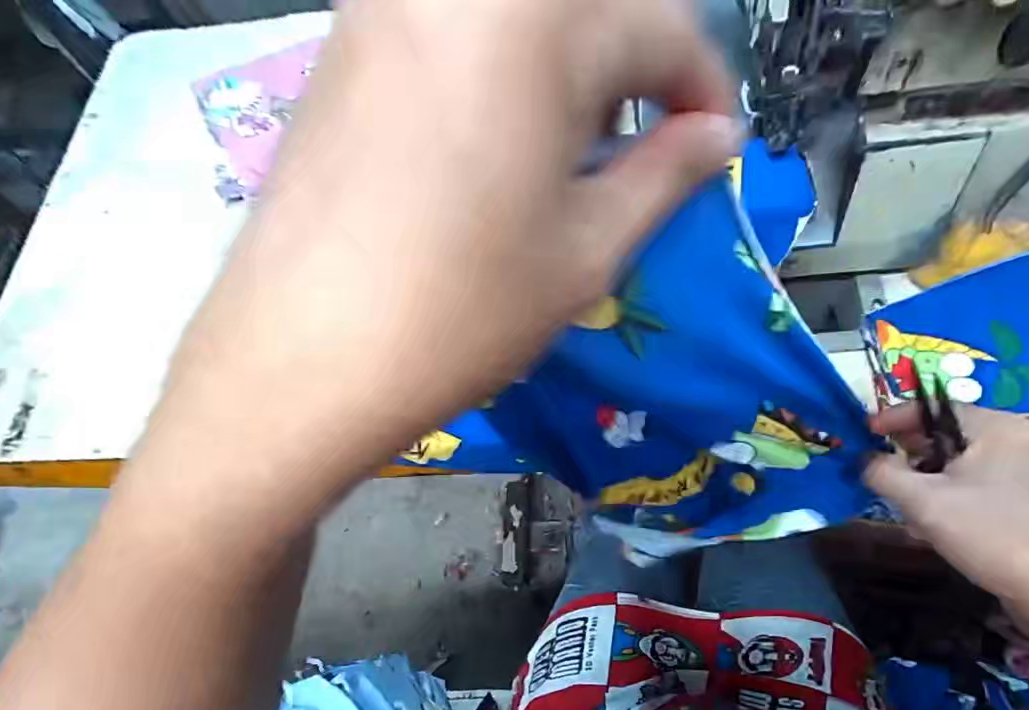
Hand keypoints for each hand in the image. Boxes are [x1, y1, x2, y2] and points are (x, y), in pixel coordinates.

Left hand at [164, 0, 741, 468]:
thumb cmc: (466, 312)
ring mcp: (391, 1)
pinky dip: (508, 69)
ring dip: (572, 67)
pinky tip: (508, 142)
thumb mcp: (586, 251)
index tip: (718, 143)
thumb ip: (663, 177)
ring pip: (521, 13)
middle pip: (586, 5)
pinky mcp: (348, 38)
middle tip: (652, 146)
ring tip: (580, 152)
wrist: (310, 355)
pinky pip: (458, 27)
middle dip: (639, 66)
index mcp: (534, 20)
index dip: (704, 85)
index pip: (660, 24)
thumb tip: (718, 136)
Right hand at [864, 403, 1028, 648]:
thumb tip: (863, 461)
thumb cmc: (988, 534)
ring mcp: (1026, 466)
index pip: (934, 407)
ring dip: (927, 480)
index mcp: (996, 426)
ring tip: (909, 510)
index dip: (894, 418)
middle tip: (882, 476)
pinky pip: (977, 481)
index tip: (864, 434)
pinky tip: (938, 524)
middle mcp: (1016, 437)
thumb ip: (884, 474)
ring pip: (959, 461)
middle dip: (910, 455)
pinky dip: (950, 494)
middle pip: (947, 434)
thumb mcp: (924, 503)